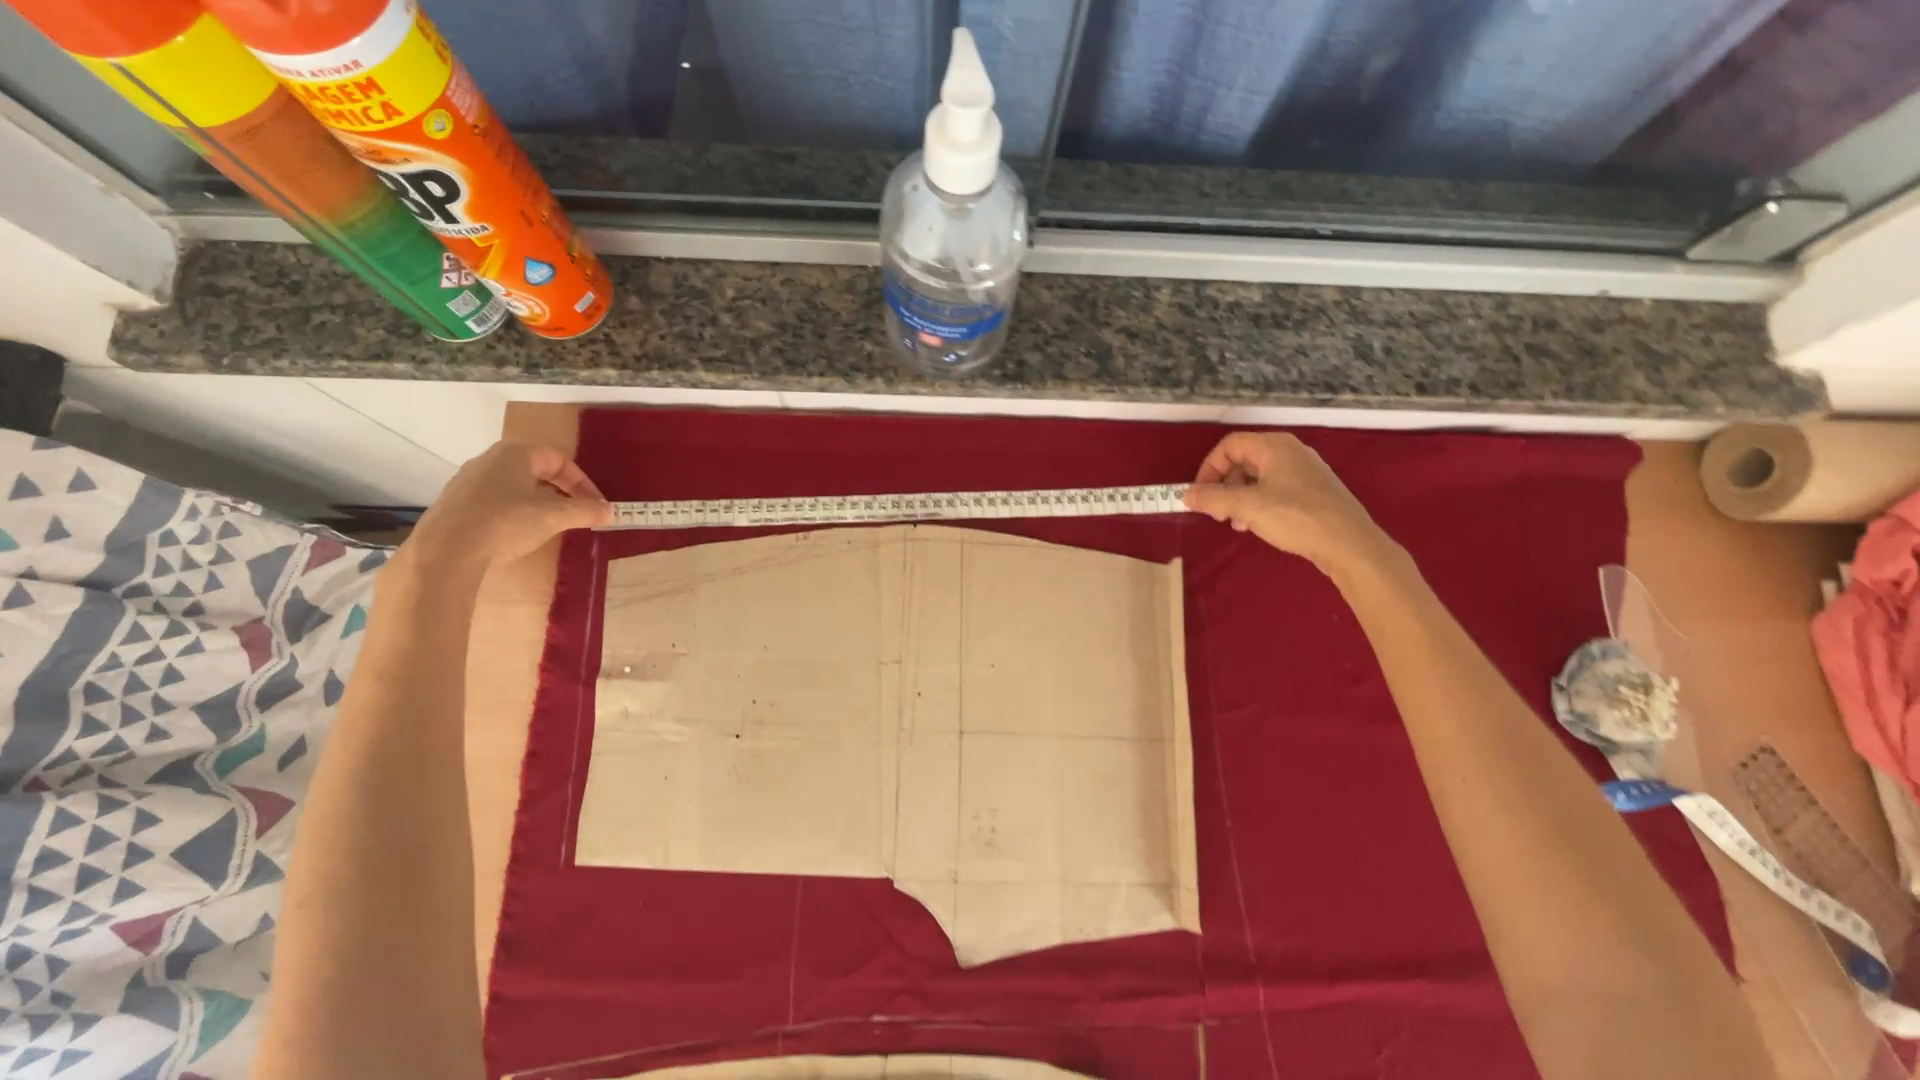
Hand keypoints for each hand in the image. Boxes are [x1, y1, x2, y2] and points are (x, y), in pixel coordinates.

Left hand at [402, 442, 612, 576]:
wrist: (445, 552)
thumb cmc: (505, 523)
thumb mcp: (553, 517)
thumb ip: (584, 511)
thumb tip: (610, 511)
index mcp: (514, 454)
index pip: (558, 459)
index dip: (582, 482)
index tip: (595, 505)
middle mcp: (488, 460)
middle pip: (535, 470)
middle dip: (561, 492)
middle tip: (576, 513)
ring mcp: (467, 482)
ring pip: (513, 486)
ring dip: (538, 503)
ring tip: (549, 526)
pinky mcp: (454, 504)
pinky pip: (493, 502)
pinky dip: (514, 513)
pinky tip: (516, 535)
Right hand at [1184, 432, 1398, 576]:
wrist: (1349, 543)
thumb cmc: (1296, 517)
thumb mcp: (1247, 507)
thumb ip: (1213, 499)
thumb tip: (1185, 495)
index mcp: (1274, 446)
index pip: (1230, 445)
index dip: (1209, 468)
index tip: (1200, 494)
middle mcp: (1290, 452)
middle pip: (1244, 460)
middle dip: (1224, 485)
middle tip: (1216, 512)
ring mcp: (1305, 471)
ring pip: (1259, 477)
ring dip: (1239, 498)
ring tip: (1235, 523)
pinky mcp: (1314, 491)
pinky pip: (1276, 489)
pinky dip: (1259, 503)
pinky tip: (1257, 525)